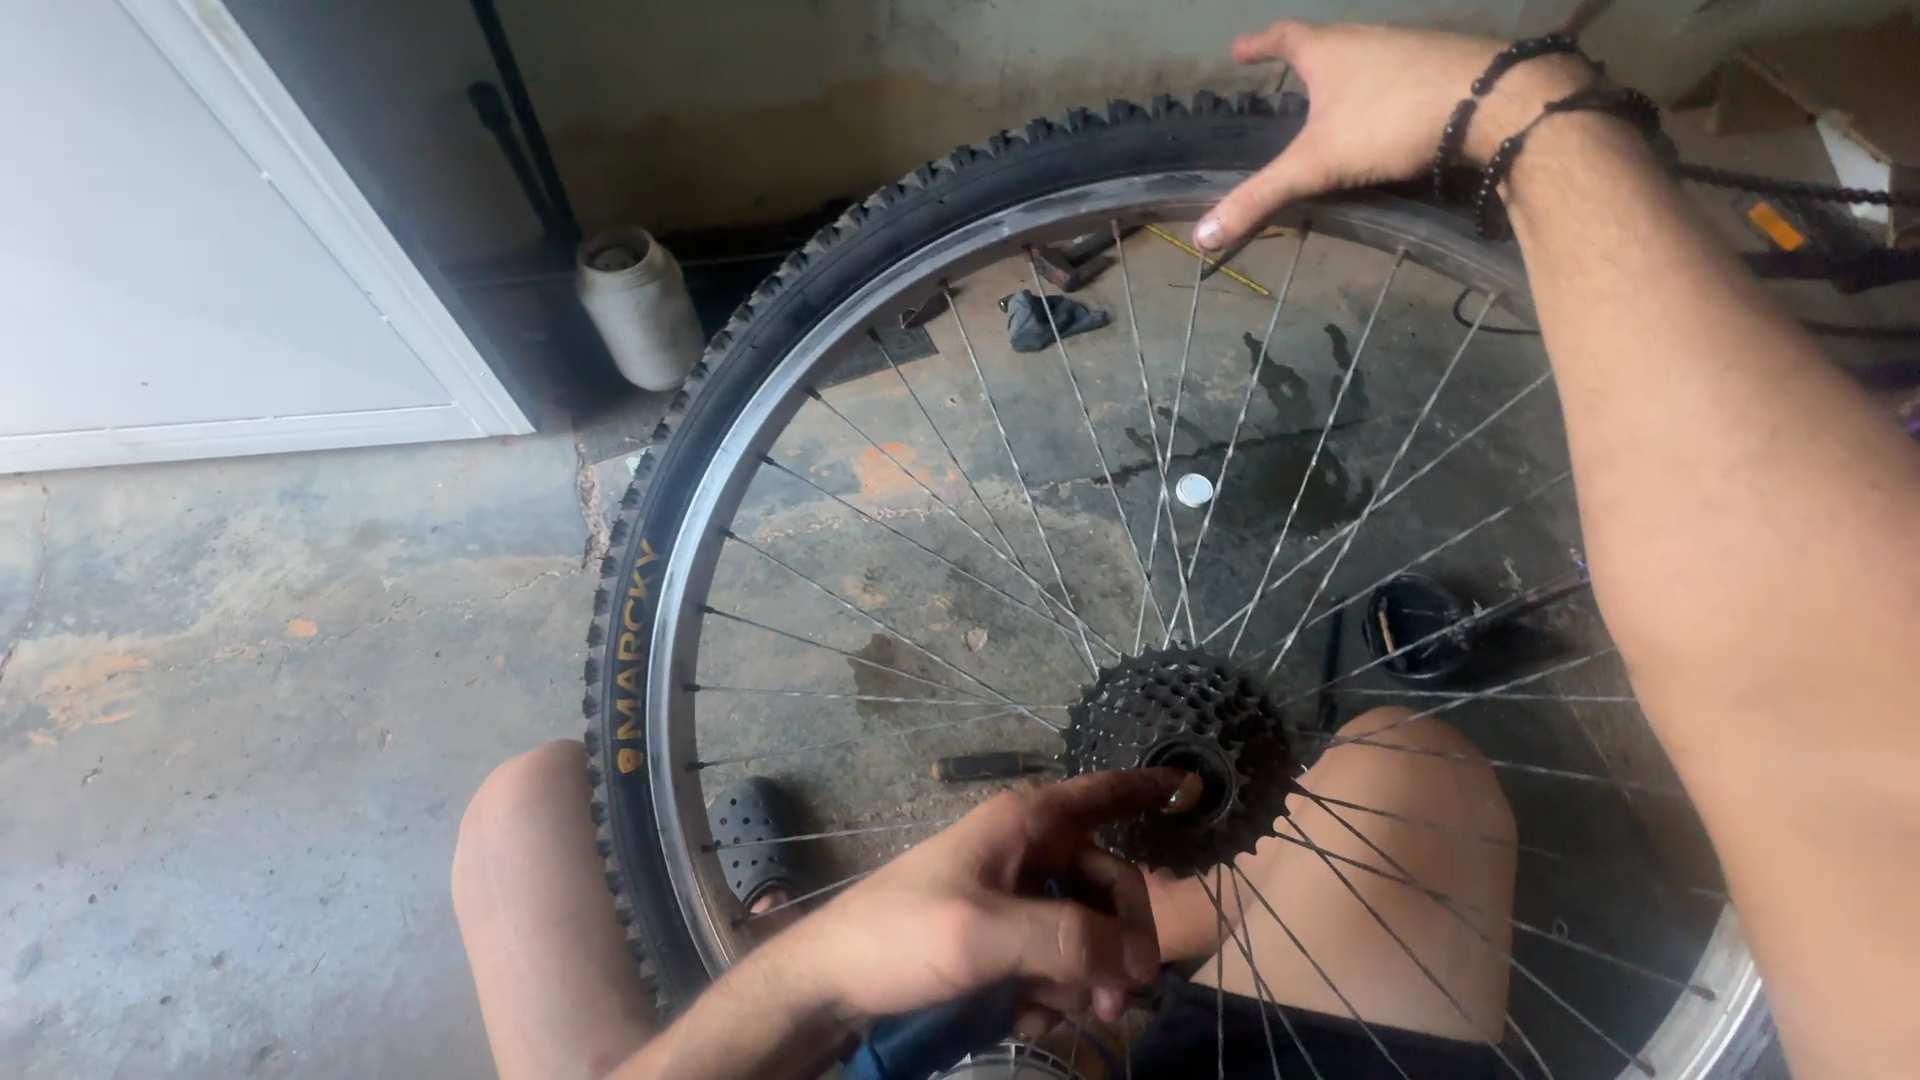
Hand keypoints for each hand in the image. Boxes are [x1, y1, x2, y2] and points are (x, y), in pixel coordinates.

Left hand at [775, 769, 1185, 1033]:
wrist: (835, 977)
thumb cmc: (902, 935)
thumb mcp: (984, 935)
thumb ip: (1065, 939)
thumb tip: (1138, 958)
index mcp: (1024, 822)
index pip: (1101, 792)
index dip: (1147, 787)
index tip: (1191, 786)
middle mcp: (1026, 846)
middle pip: (1107, 882)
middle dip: (1117, 943)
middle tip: (1116, 1003)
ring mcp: (1014, 889)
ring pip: (1085, 927)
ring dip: (1082, 976)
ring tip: (1052, 1014)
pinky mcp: (1002, 929)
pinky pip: (1055, 954)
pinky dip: (1052, 988)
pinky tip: (1025, 1014)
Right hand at [1194, 21, 1588, 250]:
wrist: (1492, 103)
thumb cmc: (1389, 122)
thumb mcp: (1314, 166)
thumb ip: (1259, 198)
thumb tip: (1202, 235)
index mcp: (1331, 51)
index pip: (1285, 38)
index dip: (1260, 44)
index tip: (1239, 47)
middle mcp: (1369, 39)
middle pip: (1328, 42)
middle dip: (1305, 57)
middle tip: (1288, 73)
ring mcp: (1411, 49)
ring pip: (1367, 57)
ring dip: (1347, 73)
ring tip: (1334, 98)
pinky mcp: (1444, 67)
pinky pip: (1399, 74)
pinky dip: (1382, 90)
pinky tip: (1384, 114)